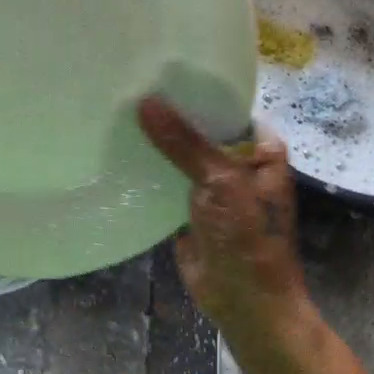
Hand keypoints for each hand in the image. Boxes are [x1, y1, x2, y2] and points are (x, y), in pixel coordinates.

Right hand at [138, 97, 306, 343]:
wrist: (245, 306)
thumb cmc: (249, 239)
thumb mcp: (221, 182)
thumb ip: (184, 142)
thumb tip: (145, 100)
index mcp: (259, 150)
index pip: (225, 105)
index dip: (195, 88)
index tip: (156, 68)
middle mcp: (236, 162)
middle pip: (198, 127)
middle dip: (167, 113)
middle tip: (126, 83)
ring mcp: (210, 184)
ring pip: (178, 152)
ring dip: (153, 140)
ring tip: (114, 108)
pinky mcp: (187, 205)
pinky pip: (164, 177)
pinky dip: (146, 166)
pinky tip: (115, 147)